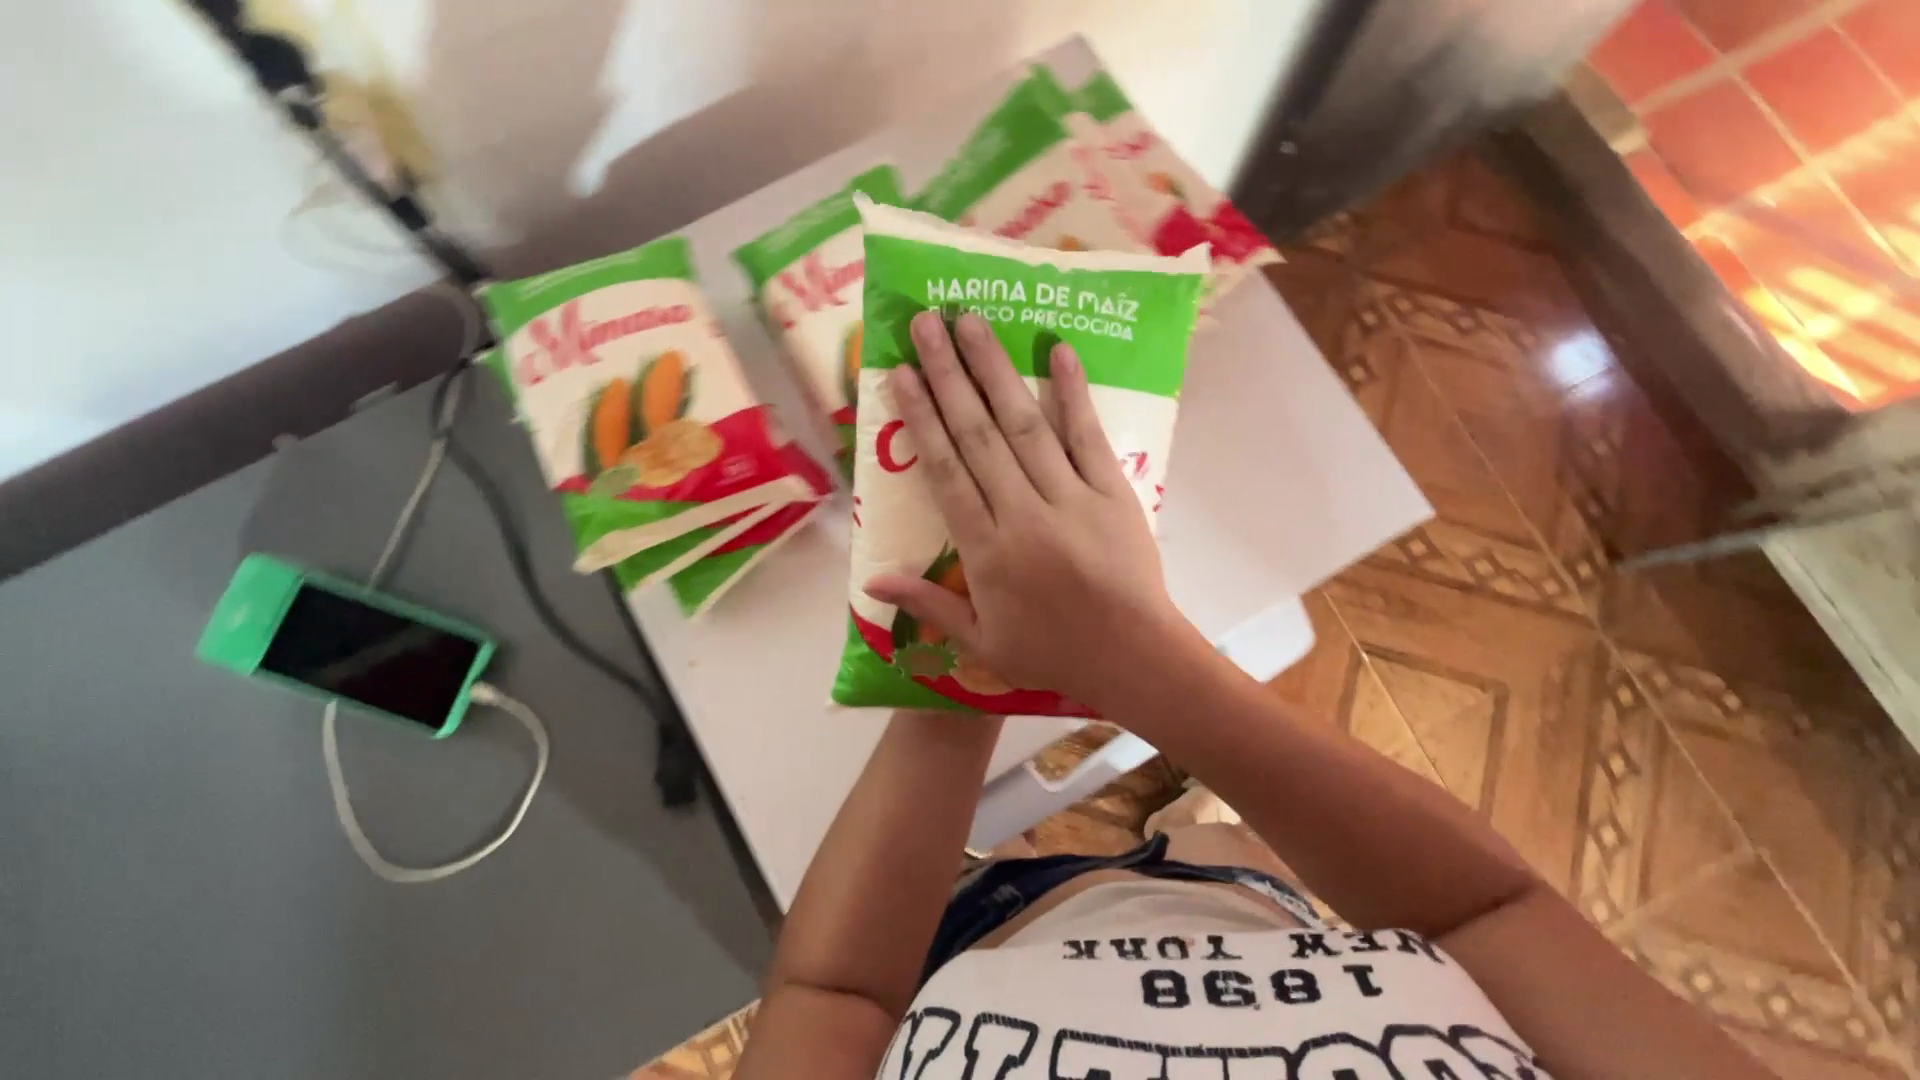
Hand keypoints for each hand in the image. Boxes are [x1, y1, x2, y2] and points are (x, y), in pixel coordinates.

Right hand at [864, 312, 1201, 712]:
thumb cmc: (1054, 654)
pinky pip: (1087, 436)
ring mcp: (1070, 498)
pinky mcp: (1112, 492)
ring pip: (1024, 425)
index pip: (945, 471)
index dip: (921, 418)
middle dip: (949, 375)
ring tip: (972, 322)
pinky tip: (1058, 351)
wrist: (1134, 659)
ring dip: (995, 371)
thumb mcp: (983, 642)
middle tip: (927, 323)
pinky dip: (1073, 394)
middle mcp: (1022, 513)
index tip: (901, 374)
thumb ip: (928, 605)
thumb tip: (871, 582)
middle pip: (978, 434)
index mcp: (986, 551)